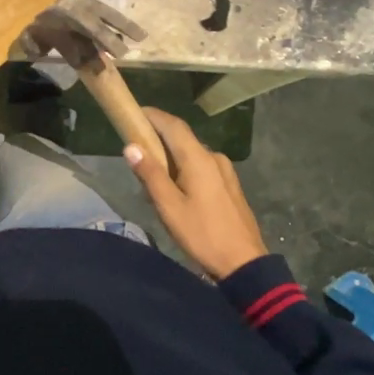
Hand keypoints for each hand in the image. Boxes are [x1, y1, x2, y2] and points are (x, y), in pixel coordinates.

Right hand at [126, 108, 269, 279]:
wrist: (242, 261)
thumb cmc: (201, 234)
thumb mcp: (169, 207)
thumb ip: (150, 175)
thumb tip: (131, 146)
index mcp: (198, 159)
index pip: (173, 125)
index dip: (153, 116)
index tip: (134, 113)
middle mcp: (214, 158)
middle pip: (182, 139)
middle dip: (158, 139)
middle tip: (135, 150)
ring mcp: (225, 172)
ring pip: (192, 156)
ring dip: (171, 158)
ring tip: (151, 177)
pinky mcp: (230, 186)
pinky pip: (202, 169)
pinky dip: (184, 170)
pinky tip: (175, 190)